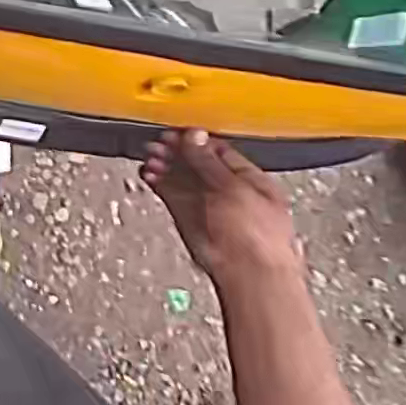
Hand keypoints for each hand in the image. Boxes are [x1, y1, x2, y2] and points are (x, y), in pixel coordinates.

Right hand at [142, 130, 300, 284]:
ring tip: (150, 156)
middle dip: (174, 150)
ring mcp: (204, 201)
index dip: (195, 139)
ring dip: (162, 162)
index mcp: (249, 180)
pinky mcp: (185, 213)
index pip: (217, 150)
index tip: (175, 132)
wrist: (246, 272)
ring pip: (177, 173)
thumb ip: (209, 160)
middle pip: (194, 160)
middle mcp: (226, 189)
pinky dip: (155, 179)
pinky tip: (147, 173)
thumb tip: (194, 135)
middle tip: (157, 143)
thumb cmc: (257, 236)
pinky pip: (166, 189)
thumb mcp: (234, 188)